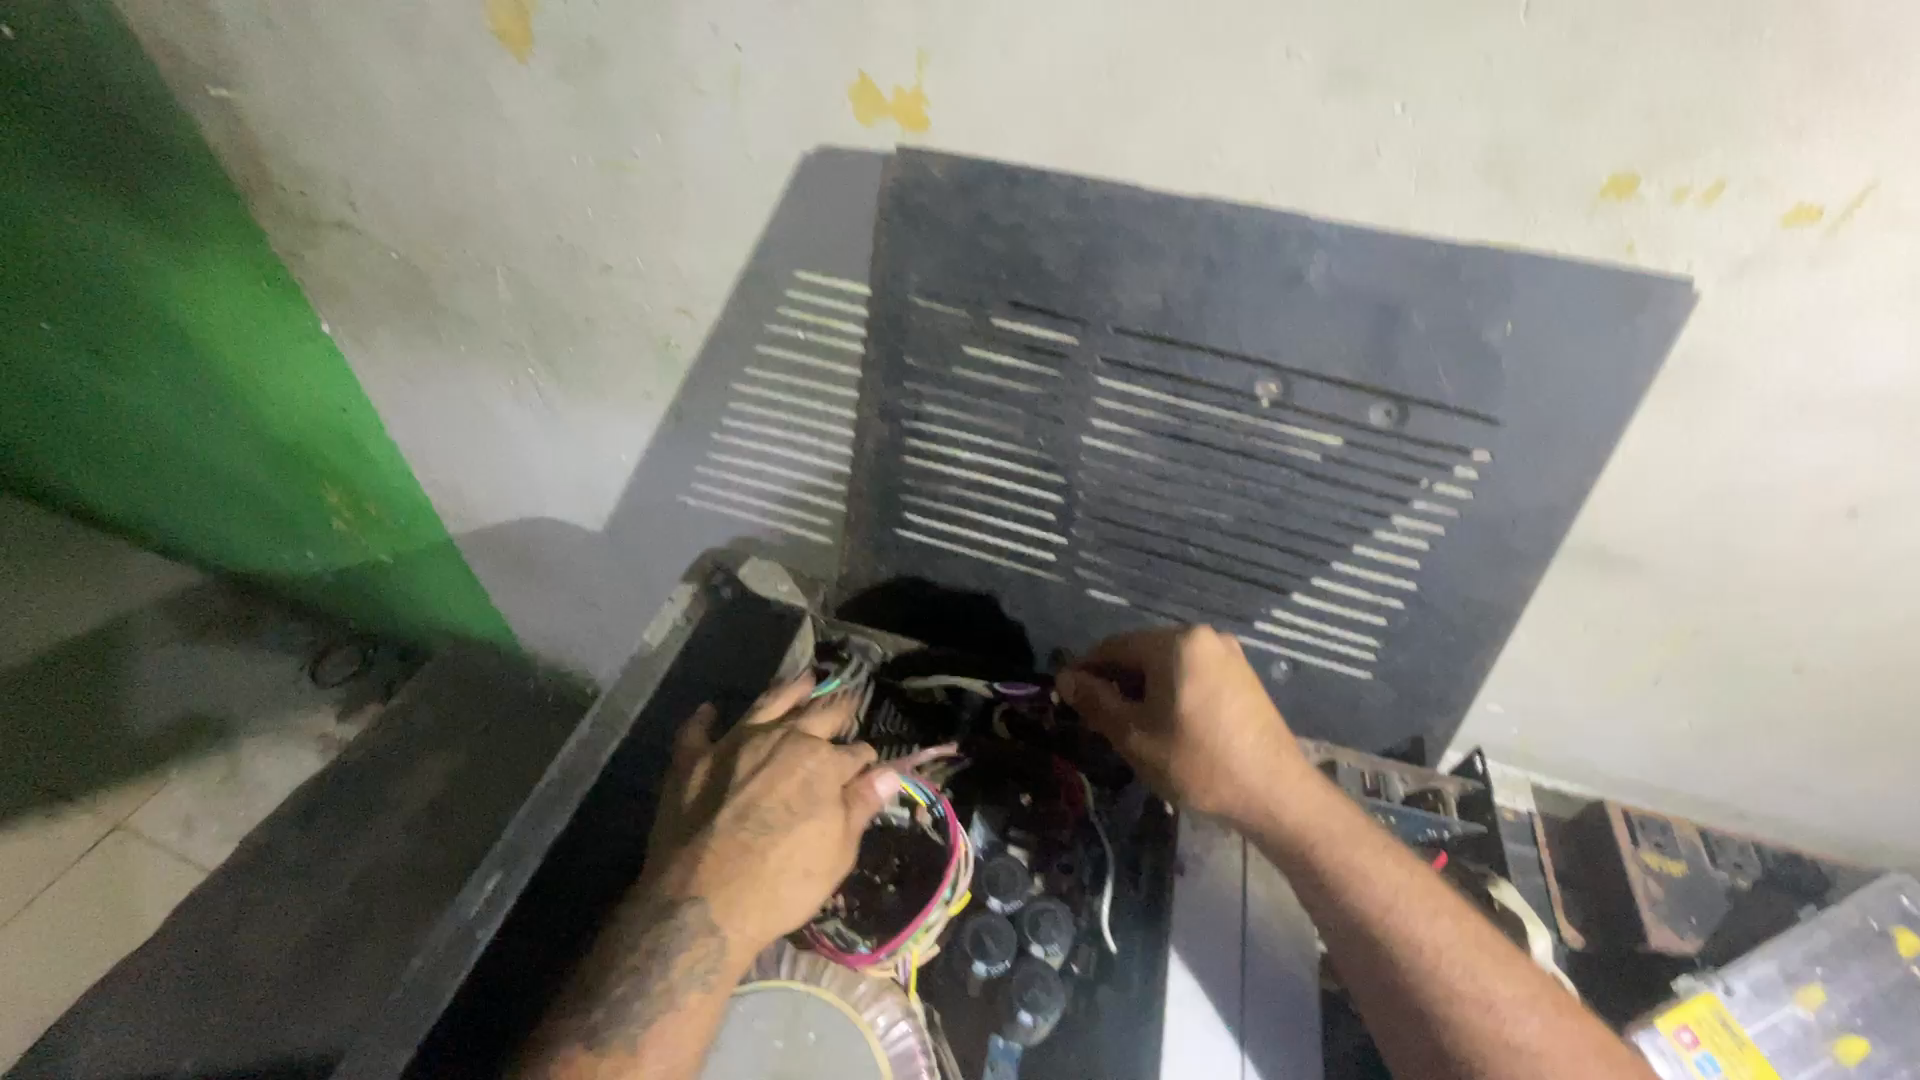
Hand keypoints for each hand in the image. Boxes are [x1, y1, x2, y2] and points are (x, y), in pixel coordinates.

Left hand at [643, 675, 900, 956]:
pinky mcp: (693, 760)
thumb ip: (861, 806)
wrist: (701, 905)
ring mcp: (734, 745)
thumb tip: (889, 772)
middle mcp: (782, 740)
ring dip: (788, 691)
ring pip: (767, 704)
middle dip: (837, 710)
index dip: (864, 761)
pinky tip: (710, 709)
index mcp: (822, 762)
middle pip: (817, 715)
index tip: (867, 768)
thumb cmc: (782, 885)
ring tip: (803, 679)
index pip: (856, 753)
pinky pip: (698, 729)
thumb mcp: (838, 852)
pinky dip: (705, 718)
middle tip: (847, 701)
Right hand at [1056, 625, 1308, 825]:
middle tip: (1095, 717)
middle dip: (1114, 681)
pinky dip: (1169, 692)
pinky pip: (1191, 674)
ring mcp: (1227, 655)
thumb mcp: (1134, 734)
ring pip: (1166, 665)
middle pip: (1140, 653)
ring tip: (1128, 724)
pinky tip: (1164, 723)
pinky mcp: (1242, 676)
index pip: (1112, 647)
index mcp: (1175, 643)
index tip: (1064, 696)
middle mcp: (1202, 637)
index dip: (1084, 670)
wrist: (1275, 793)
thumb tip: (1065, 678)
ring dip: (1141, 688)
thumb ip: (1095, 701)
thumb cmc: (1197, 762)